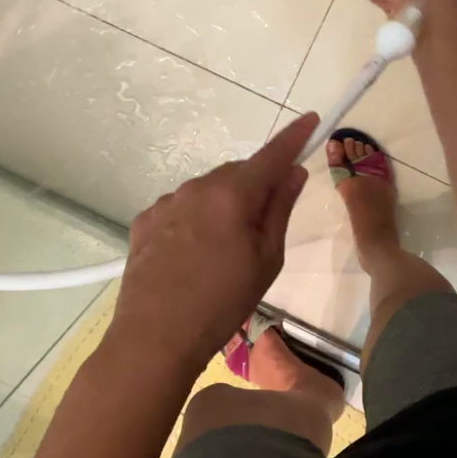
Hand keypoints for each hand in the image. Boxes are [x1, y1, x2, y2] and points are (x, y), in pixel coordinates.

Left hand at [109, 112, 317, 366]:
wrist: (154, 339)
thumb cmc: (222, 303)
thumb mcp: (267, 260)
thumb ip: (280, 209)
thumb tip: (293, 171)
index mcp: (233, 194)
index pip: (272, 154)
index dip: (294, 136)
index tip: (311, 119)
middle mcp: (198, 187)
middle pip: (238, 172)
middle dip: (255, 185)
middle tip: (263, 225)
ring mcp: (167, 202)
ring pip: (208, 190)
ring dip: (223, 204)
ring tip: (222, 250)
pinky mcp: (145, 220)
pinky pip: (182, 207)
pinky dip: (195, 218)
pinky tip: (192, 255)